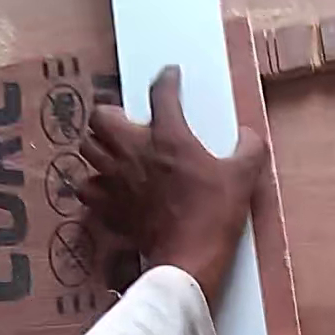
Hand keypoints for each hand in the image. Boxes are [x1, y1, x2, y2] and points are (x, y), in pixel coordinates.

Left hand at [80, 67, 267, 308]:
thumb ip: (249, 149)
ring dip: (98, 145)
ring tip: (114, 150)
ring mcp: (115, 179)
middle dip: (112, 113)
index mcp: (169, 137)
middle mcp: (134, 151)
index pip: (162, 93)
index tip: (170, 76)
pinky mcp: (107, 205)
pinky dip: (92, 183)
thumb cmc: (214, 215)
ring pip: (87, 148)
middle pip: (102, 116)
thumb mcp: (242, 178)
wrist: (188, 258)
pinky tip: (106, 186)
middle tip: (129, 122)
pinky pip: (85, 187)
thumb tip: (248, 135)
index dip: (166, 79)